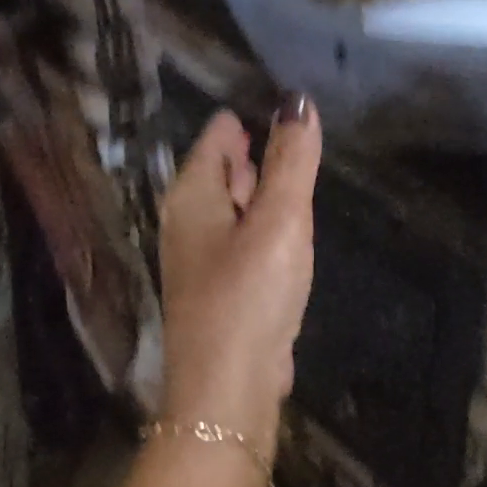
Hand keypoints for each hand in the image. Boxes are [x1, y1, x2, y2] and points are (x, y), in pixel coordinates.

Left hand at [157, 99, 321, 443]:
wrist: (231, 385)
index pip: (215, 139)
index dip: (243, 119)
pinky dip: (262, 231)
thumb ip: (291, 161)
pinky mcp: (223, 295)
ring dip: (257, 195)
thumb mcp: (280, 219)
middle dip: (248, 154)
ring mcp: (203, 264)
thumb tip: (298, 101)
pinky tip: (285, 238)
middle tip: (285, 135)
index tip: (276, 103)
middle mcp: (188, 226)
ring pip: (231, 213)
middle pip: (218, 174)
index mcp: (192, 198)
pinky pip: (243, 245)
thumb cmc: (250, 294)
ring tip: (290, 178)